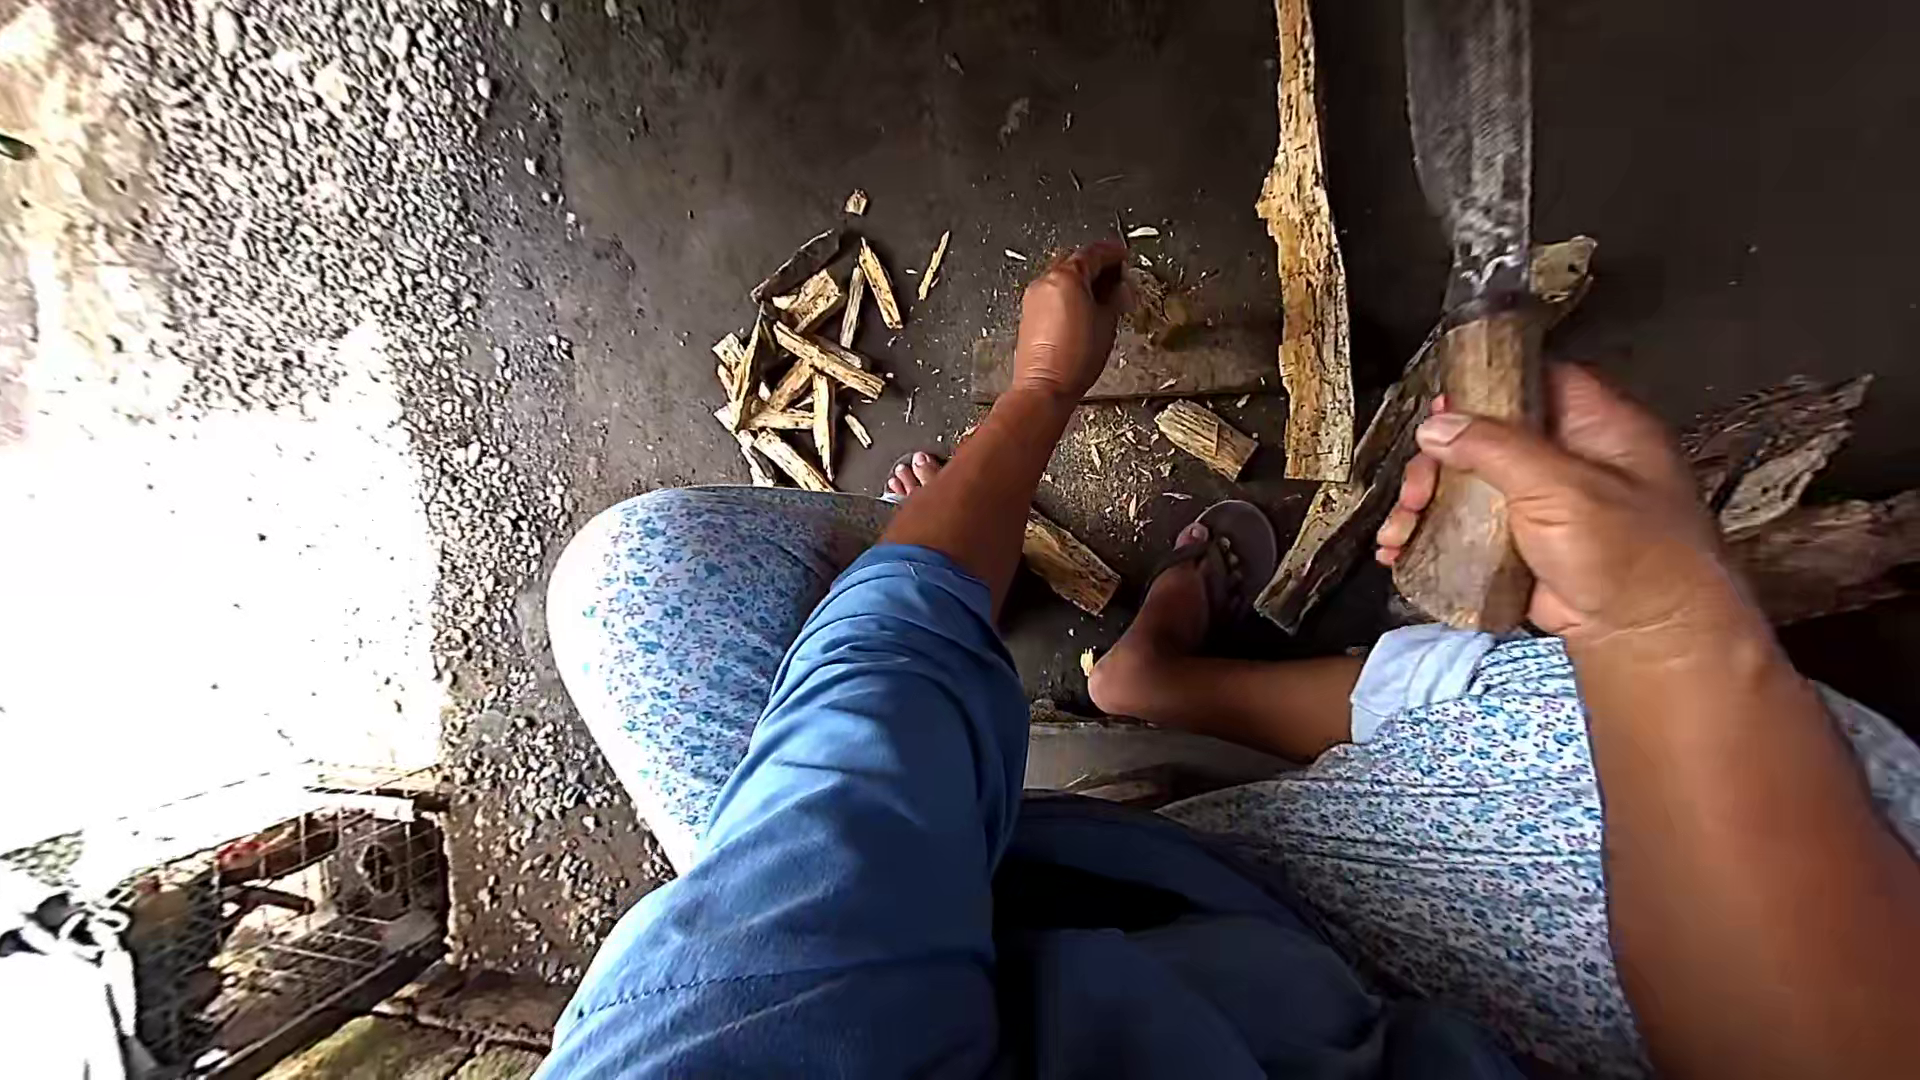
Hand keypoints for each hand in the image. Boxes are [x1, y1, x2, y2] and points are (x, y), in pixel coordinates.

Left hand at [1011, 240, 1130, 400]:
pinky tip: (1081, 312)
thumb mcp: (1107, 323)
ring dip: (1081, 283)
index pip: (1094, 253)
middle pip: (1075, 263)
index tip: (1123, 257)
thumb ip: (1114, 297)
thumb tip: (1118, 287)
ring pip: (1061, 280)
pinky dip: (1067, 297)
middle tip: (1116, 279)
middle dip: (1097, 268)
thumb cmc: (1074, 359)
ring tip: (1101, 299)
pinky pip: (1051, 297)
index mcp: (1066, 277)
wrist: (1044, 388)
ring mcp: (1034, 299)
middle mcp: (1045, 283)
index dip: (1113, 254)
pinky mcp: (1028, 317)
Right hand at [1375, 363, 1754, 645]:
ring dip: (1418, 505)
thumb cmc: (1627, 554)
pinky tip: (1400, 550)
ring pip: (1459, 484)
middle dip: (1434, 465)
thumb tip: (1435, 425)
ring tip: (1398, 532)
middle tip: (1414, 491)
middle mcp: (1563, 459)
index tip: (1441, 405)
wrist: (1640, 634)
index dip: (1489, 386)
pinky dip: (1423, 535)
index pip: (1539, 383)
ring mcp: (1533, 502)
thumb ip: (1496, 449)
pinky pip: (1455, 525)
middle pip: (1480, 439)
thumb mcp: (1563, 489)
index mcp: (1597, 430)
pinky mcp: (1510, 539)